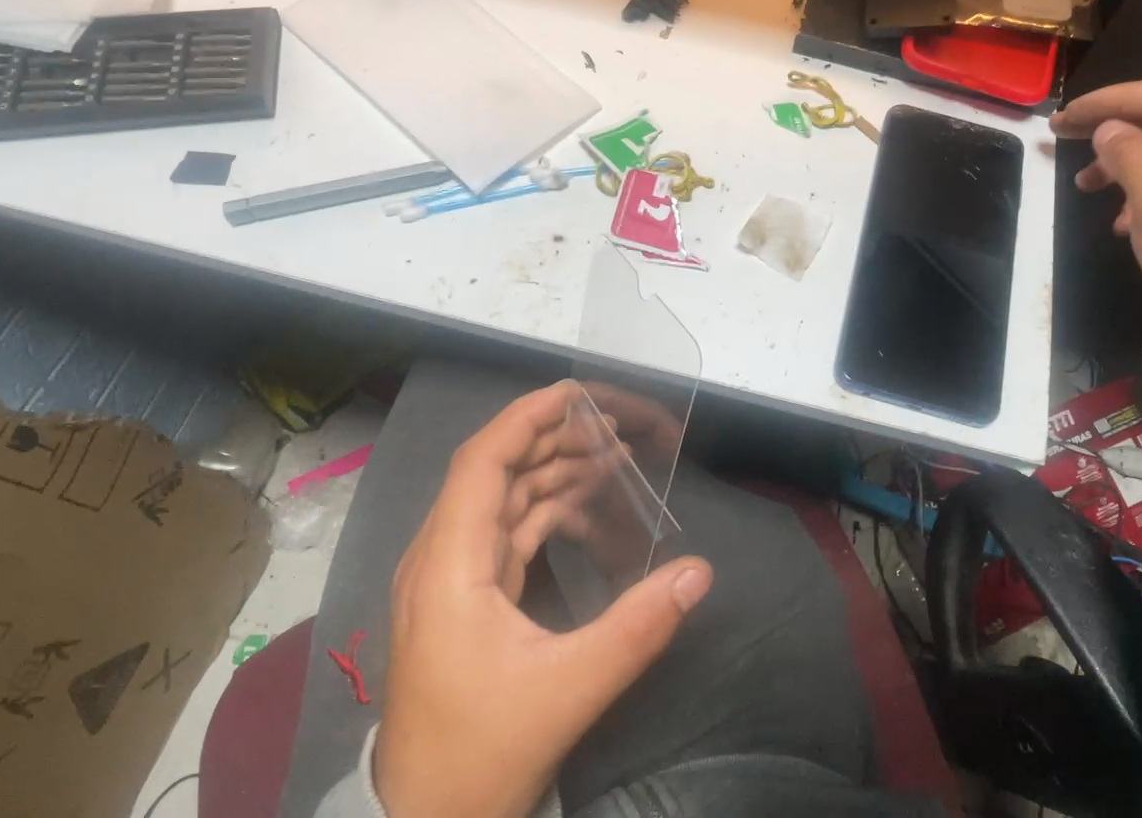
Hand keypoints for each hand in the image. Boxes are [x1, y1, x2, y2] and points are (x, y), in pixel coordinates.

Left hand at [374, 381, 713, 817]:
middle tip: (619, 427)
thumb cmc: (481, 749)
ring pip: (504, 502)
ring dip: (554, 475)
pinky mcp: (467, 599)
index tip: (578, 392)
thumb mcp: (568, 689)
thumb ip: (638, 627)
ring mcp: (452, 578)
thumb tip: (699, 571)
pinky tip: (588, 507)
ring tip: (614, 457)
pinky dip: (548, 512)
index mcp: (449, 562)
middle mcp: (442, 557)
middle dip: (556, 441)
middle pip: (498, 473)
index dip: (528, 417)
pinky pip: (508, 535)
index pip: (484, 461)